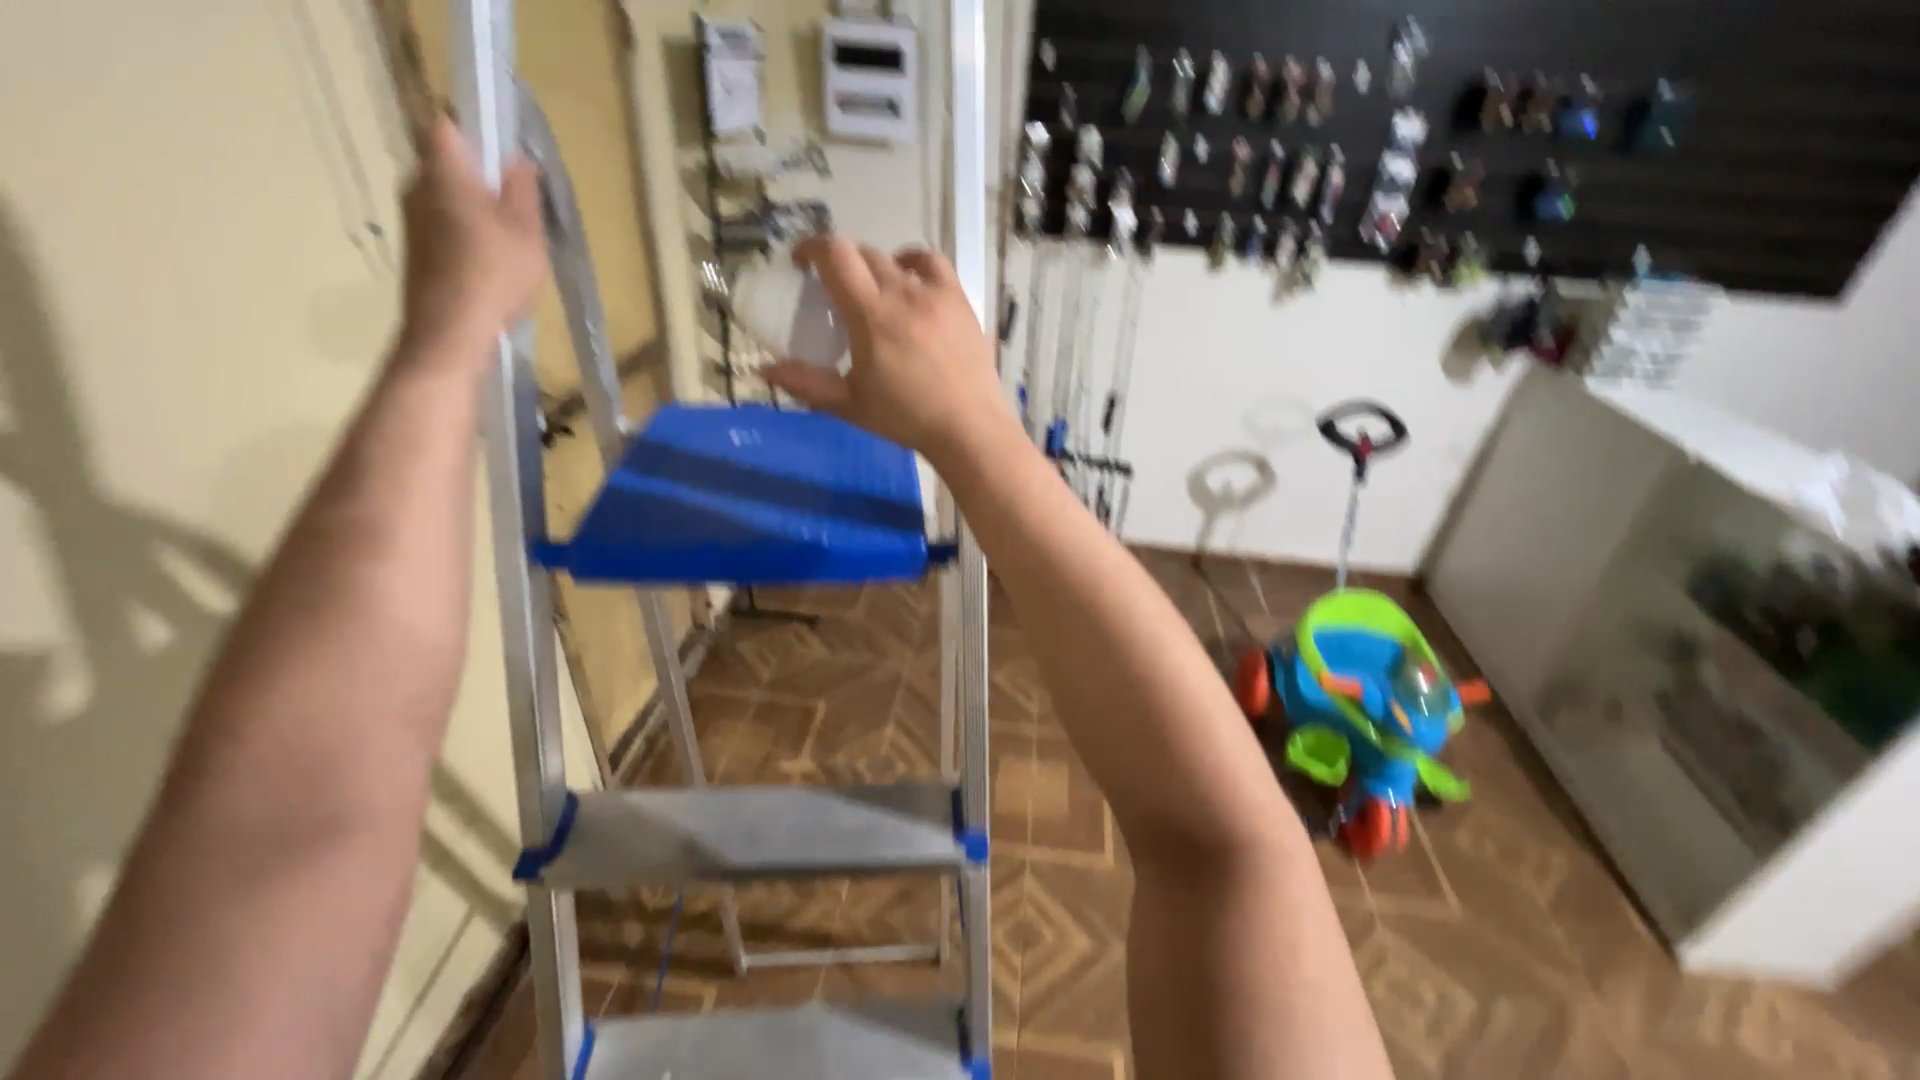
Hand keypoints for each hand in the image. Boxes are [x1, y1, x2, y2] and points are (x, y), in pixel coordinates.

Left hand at [398, 116, 546, 353]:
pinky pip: (443, 223)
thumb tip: (518, 161)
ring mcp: (411, 219)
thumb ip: (522, 191)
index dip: (473, 127)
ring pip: (445, 195)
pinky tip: (491, 259)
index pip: (447, 125)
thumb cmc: (493, 274)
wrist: (449, 331)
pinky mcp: (415, 249)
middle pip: (447, 162)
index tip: (503, 146)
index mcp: (443, 171)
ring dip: (473, 205)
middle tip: (516, 197)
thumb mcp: (526, 231)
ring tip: (510, 233)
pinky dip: (465, 230)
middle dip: (478, 172)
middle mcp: (417, 186)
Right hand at [763, 237, 1010, 461]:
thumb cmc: (906, 418)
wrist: (968, 427)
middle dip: (841, 263)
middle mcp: (903, 292)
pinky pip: (932, 264)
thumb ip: (806, 383)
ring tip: (871, 290)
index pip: (836, 255)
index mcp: (871, 314)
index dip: (813, 248)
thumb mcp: (849, 404)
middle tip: (833, 288)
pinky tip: (907, 279)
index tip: (801, 262)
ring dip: (875, 267)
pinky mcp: (959, 300)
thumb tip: (765, 370)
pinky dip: (912, 263)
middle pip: (863, 254)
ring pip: (895, 259)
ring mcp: (935, 293)